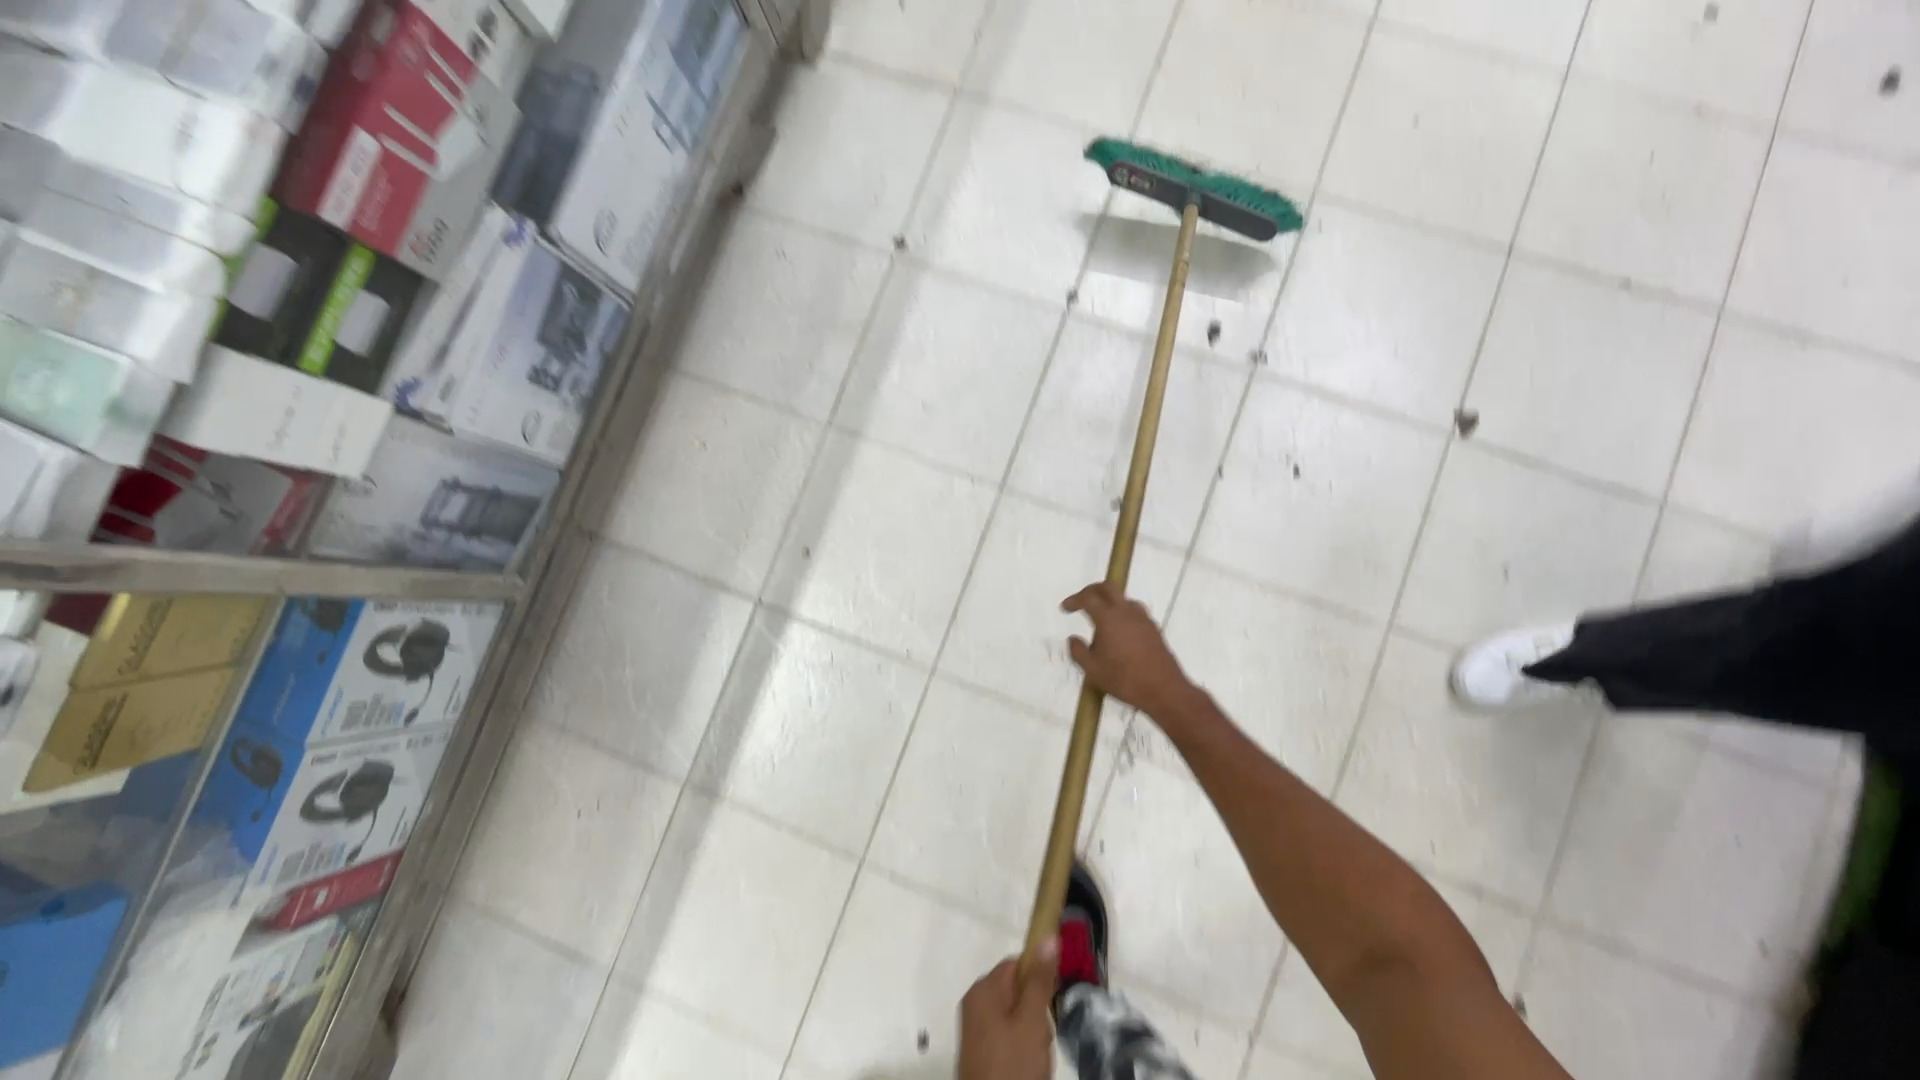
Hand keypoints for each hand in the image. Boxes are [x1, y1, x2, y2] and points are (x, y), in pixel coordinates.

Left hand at [958, 943, 1056, 1079]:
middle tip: (1042, 1033)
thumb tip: (1047, 936)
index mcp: (984, 989)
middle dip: (1037, 1009)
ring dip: (1033, 1030)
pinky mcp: (982, 1048)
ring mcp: (977, 1027)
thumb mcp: (1031, 1020)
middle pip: (1018, 989)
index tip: (1053, 998)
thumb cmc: (1012, 1064)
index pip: (1018, 963)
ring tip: (1036, 1053)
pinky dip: (1023, 1045)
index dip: (1039, 977)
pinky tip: (1029, 1064)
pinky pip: (1009, 1034)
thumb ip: (1040, 979)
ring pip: (1017, 1014)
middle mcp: (976, 1002)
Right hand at [1062, 582, 1196, 717]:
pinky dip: (1123, 613)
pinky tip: (1120, 632)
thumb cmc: (1124, 680)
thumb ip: (1078, 652)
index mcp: (1109, 618)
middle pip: (1108, 587)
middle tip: (1081, 601)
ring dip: (1110, 601)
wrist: (1163, 690)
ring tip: (1101, 618)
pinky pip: (1135, 612)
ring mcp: (1143, 619)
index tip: (1065, 608)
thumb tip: (1073, 638)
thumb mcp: (1092, 670)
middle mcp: (1127, 612)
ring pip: (1124, 599)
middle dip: (1092, 590)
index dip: (1074, 600)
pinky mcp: (1154, 629)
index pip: (1088, 598)